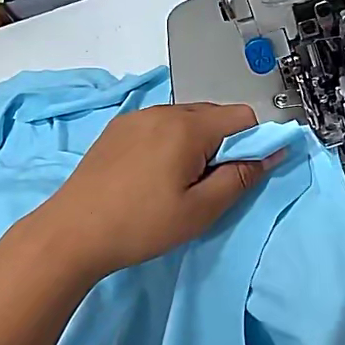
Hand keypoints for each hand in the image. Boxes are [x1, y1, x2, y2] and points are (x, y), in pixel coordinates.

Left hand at [34, 102, 273, 277]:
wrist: (72, 233)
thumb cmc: (139, 225)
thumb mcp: (201, 210)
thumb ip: (241, 177)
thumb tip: (272, 153)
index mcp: (187, 127)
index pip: (243, 117)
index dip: (252, 143)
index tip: (239, 174)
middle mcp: (162, 111)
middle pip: (214, 115)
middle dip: (222, 143)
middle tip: (205, 185)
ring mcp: (136, 117)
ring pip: (186, 119)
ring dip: (195, 142)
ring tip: (175, 183)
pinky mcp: (118, 127)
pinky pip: (159, 124)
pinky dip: (168, 141)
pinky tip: (151, 175)